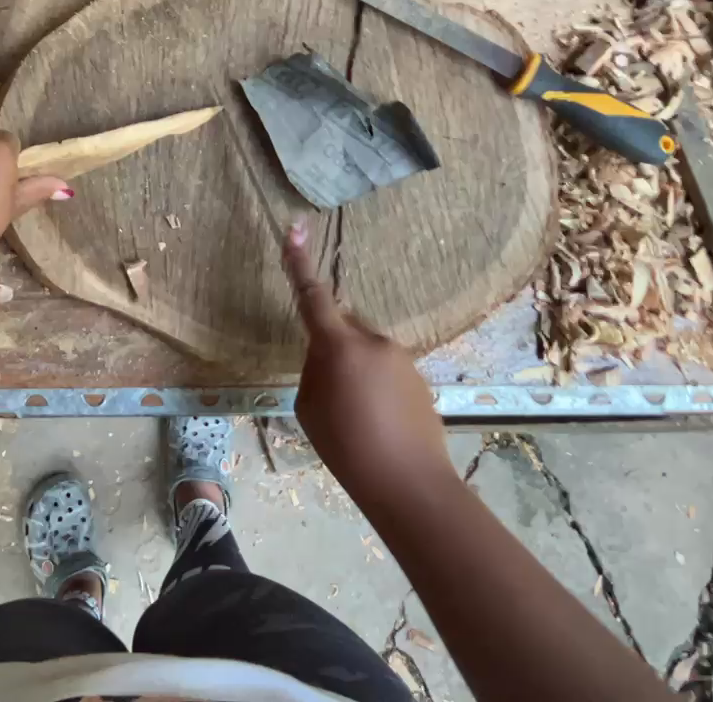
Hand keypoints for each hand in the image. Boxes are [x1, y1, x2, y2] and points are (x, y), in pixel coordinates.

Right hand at [283, 218, 457, 495]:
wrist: (408, 482)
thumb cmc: (346, 446)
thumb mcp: (308, 406)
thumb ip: (315, 369)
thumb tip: (329, 356)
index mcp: (338, 345)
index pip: (312, 296)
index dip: (298, 263)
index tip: (294, 230)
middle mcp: (372, 340)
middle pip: (341, 327)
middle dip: (331, 346)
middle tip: (329, 393)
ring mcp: (400, 356)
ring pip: (363, 350)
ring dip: (354, 370)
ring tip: (355, 416)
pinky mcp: (417, 374)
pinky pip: (384, 367)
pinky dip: (374, 386)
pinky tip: (376, 421)